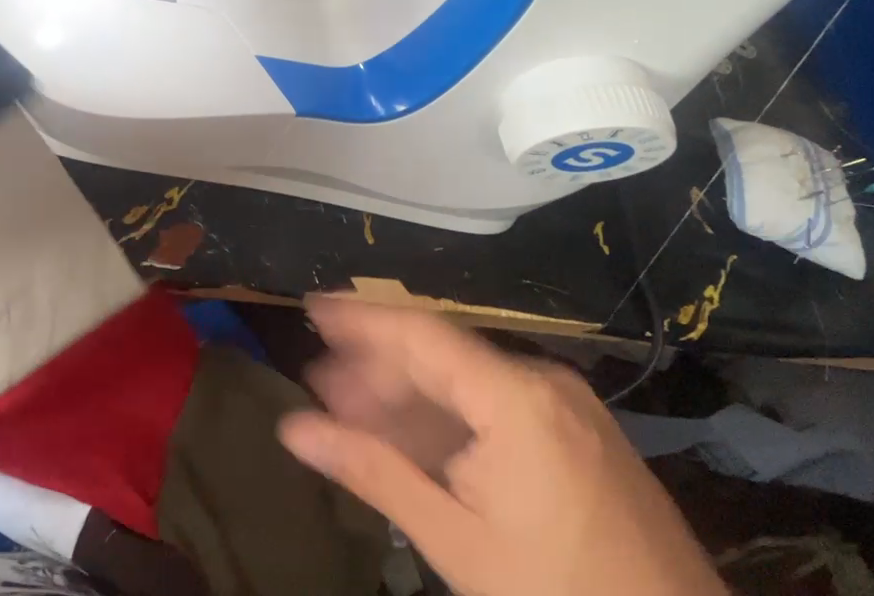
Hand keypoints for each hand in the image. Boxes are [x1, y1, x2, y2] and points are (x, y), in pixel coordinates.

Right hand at [278, 299, 725, 595]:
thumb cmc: (559, 590)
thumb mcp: (455, 538)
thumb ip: (371, 472)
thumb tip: (293, 428)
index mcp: (515, 398)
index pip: (419, 334)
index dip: (359, 317)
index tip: (310, 305)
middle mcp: (543, 385)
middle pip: (439, 355)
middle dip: (374, 368)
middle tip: (317, 385)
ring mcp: (568, 409)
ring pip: (465, 381)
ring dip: (406, 394)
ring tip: (352, 415)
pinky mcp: (580, 435)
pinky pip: (496, 406)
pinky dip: (446, 416)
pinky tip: (412, 440)